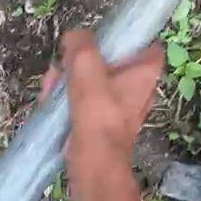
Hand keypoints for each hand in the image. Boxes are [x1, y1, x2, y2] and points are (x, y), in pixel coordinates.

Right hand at [56, 29, 163, 168]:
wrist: (94, 164)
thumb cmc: (98, 114)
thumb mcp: (86, 67)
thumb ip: (80, 44)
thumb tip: (74, 36)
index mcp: (145, 73)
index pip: (148, 46)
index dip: (127, 39)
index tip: (103, 40)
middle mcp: (138, 90)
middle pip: (111, 63)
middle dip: (82, 62)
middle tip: (64, 66)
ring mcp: (121, 108)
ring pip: (94, 82)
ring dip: (70, 81)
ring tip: (52, 87)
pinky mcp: (103, 123)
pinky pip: (86, 102)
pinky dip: (70, 99)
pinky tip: (52, 102)